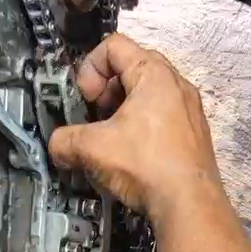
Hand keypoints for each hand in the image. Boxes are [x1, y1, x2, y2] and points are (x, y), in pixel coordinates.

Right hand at [49, 34, 225, 220]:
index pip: (114, 46)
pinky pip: (162, 120)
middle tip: (94, 119)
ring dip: (121, 114)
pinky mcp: (194, 136)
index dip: (89, 68)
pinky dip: (141, 130)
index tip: (84, 98)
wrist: (189, 205)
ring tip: (110, 141)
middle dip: (105, 92)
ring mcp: (189, 111)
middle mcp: (177, 86)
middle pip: (131, 70)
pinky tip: (131, 158)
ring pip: (147, 98)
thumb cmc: (148, 166)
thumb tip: (57, 147)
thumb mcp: (93, 148)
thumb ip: (65, 141)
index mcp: (154, 74)